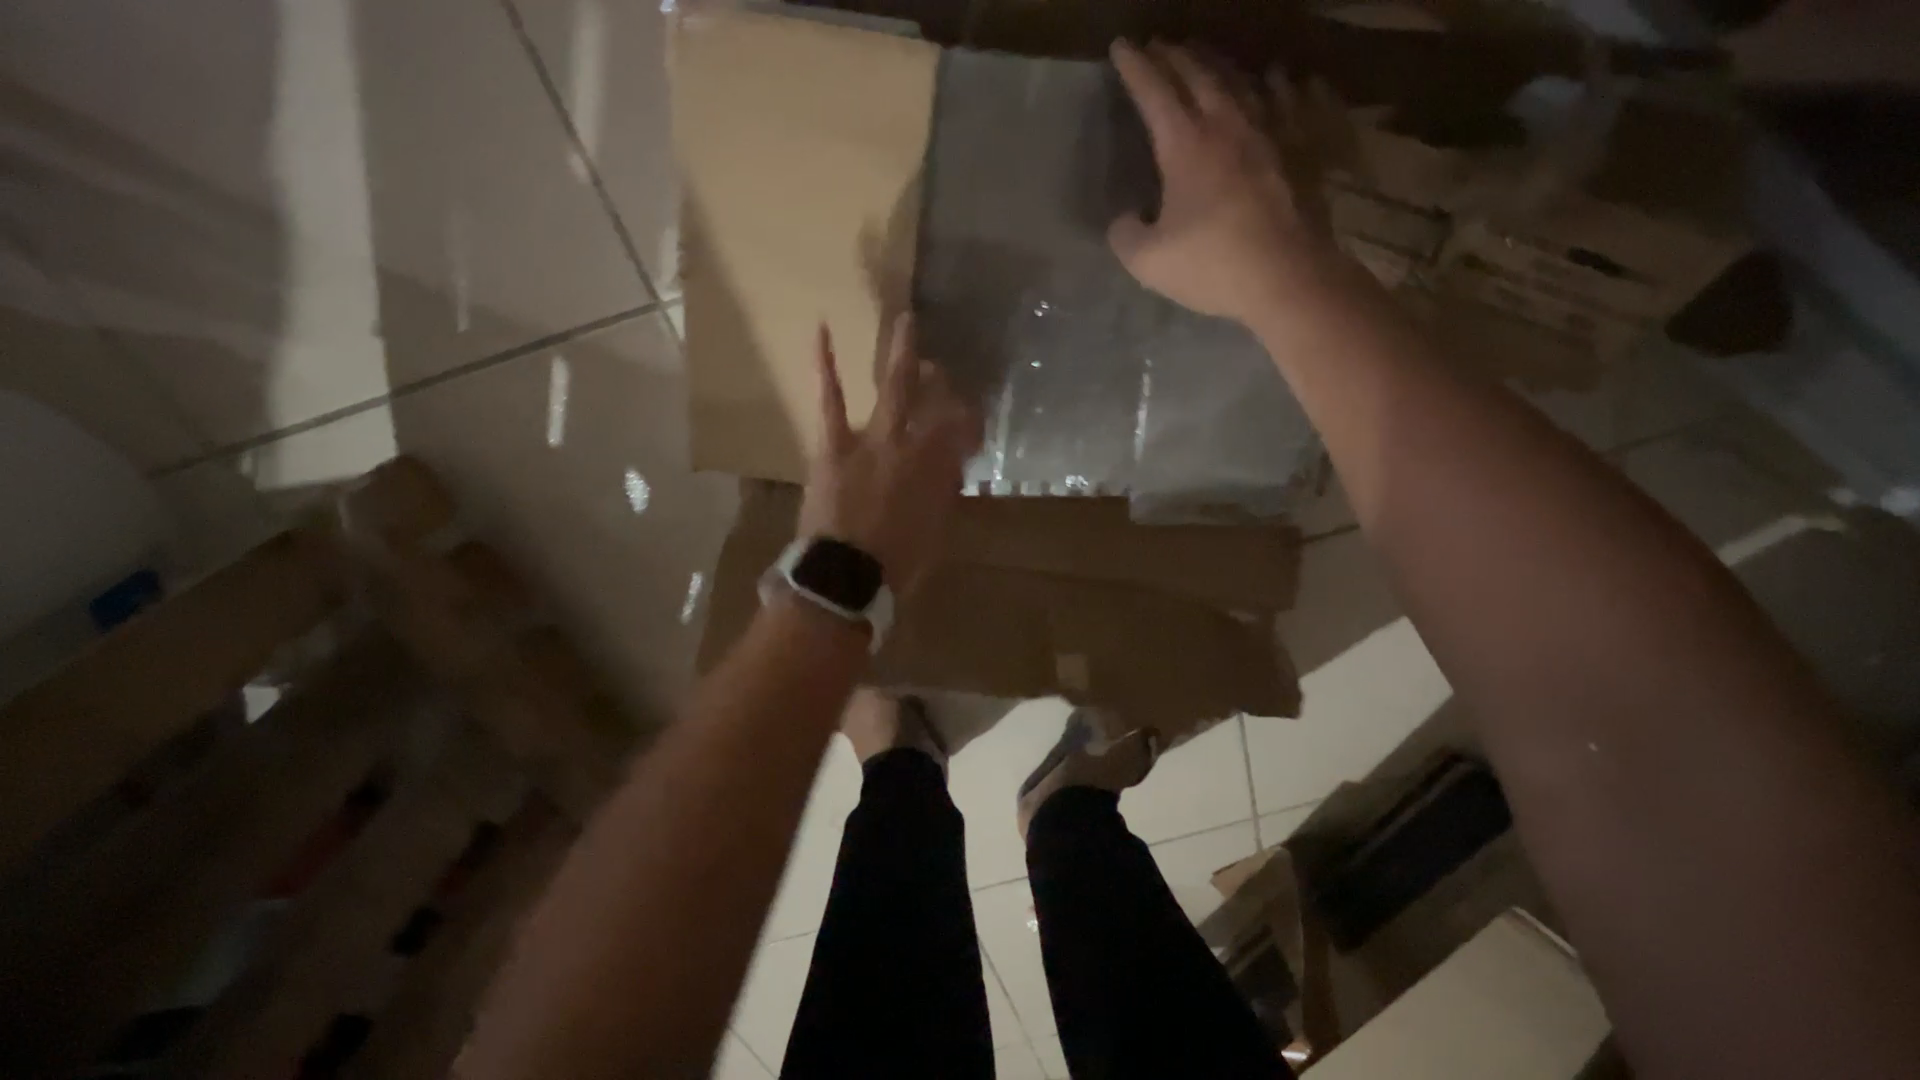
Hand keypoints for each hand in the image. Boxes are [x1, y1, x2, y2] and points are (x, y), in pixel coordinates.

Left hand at [799, 314, 980, 598]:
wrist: (846, 577)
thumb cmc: (898, 566)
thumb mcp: (937, 535)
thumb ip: (945, 497)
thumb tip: (951, 473)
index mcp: (941, 470)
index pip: (964, 431)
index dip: (970, 422)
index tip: (973, 421)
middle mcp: (914, 446)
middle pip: (936, 403)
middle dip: (942, 379)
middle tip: (943, 362)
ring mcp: (873, 440)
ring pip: (893, 390)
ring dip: (902, 355)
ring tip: (905, 321)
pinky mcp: (835, 444)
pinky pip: (831, 400)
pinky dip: (826, 366)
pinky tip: (822, 330)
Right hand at [1108, 41, 1340, 323]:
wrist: (1289, 278)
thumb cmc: (1213, 266)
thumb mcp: (1147, 262)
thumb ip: (1126, 234)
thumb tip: (1127, 218)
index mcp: (1186, 145)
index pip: (1154, 91)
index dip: (1135, 67)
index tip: (1121, 46)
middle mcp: (1228, 125)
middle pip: (1199, 74)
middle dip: (1175, 55)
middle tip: (1160, 45)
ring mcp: (1271, 133)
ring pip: (1243, 81)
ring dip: (1219, 63)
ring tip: (1206, 55)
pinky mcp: (1302, 150)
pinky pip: (1293, 101)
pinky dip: (1282, 84)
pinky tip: (1281, 76)